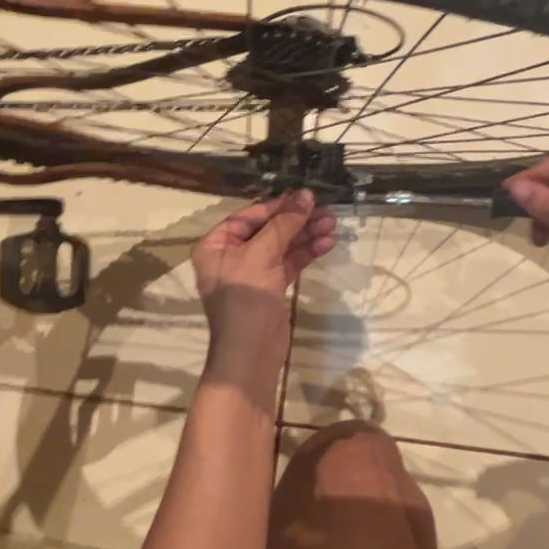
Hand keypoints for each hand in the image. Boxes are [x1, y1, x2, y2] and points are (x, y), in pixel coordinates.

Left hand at [192, 189, 336, 354]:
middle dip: (297, 221)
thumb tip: (306, 195)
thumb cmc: (246, 299)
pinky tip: (326, 245)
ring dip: (305, 236)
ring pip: (281, 247)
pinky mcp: (270, 288)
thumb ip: (284, 224)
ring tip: (332, 225)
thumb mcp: (262, 255)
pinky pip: (288, 264)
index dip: (278, 206)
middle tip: (326, 211)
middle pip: (268, 230)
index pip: (249, 216)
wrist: (251, 353)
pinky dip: (305, 254)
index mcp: (216, 245)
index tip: (305, 197)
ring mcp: (251, 273)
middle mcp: (231, 256)